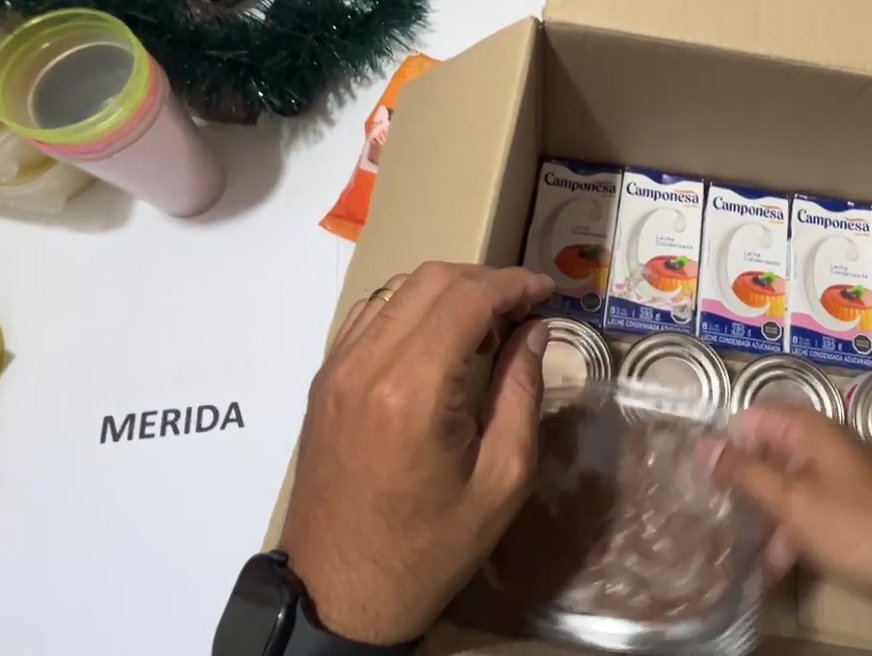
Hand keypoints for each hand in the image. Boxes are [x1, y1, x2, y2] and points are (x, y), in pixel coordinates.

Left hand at [281, 263, 553, 643]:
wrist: (339, 593)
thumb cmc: (430, 546)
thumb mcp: (502, 479)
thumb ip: (521, 391)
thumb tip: (534, 329)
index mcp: (415, 389)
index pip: (469, 297)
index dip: (514, 283)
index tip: (547, 290)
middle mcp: (368, 362)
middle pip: (434, 278)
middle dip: (487, 280)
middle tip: (522, 309)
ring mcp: (338, 365)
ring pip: (400, 286)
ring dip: (450, 289)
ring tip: (485, 324)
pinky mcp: (324, 376)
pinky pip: (372, 312)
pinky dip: (413, 305)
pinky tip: (438, 337)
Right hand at [707, 404, 871, 598]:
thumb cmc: (858, 521)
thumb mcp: (792, 500)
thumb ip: (744, 473)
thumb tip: (701, 444)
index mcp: (801, 428)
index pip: (745, 421)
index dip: (720, 446)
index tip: (692, 477)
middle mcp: (814, 442)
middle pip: (760, 456)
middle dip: (735, 490)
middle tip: (702, 521)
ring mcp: (830, 474)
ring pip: (780, 489)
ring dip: (758, 523)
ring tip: (728, 560)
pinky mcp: (844, 505)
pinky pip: (802, 512)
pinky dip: (785, 537)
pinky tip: (765, 575)